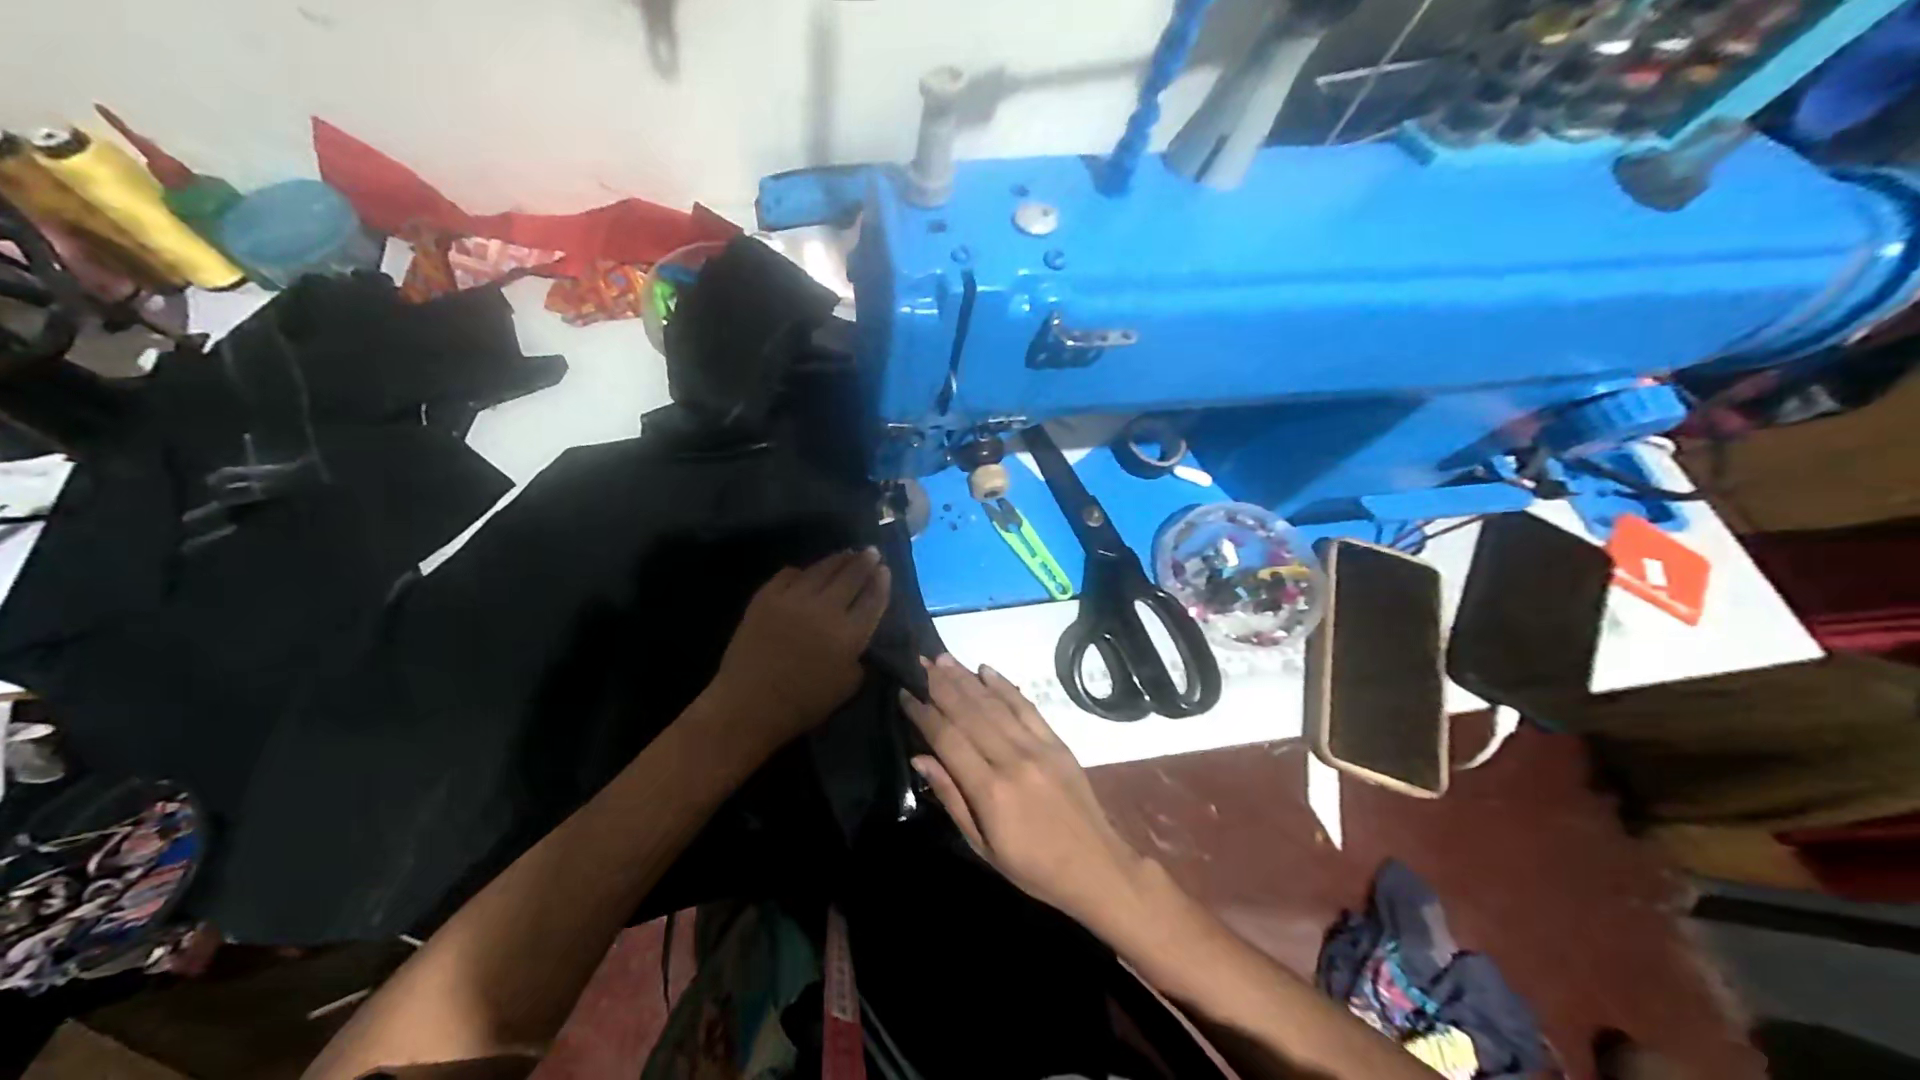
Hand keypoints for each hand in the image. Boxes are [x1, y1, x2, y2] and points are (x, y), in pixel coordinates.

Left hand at [709, 548, 891, 752]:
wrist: (749, 705)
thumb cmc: (803, 704)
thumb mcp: (847, 686)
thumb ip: (859, 656)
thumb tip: (859, 635)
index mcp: (849, 635)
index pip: (873, 599)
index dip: (881, 582)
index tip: (885, 569)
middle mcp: (825, 609)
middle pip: (852, 576)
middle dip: (865, 561)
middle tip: (871, 552)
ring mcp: (794, 599)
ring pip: (822, 569)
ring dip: (838, 559)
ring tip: (847, 554)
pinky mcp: (766, 597)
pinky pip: (789, 574)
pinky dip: (803, 571)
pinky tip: (807, 572)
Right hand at [900, 656, 1152, 927]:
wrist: (1095, 868)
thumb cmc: (1031, 868)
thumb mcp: (982, 846)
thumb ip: (952, 798)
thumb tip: (920, 758)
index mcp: (990, 790)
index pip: (948, 738)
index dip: (923, 713)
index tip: (905, 692)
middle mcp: (1012, 759)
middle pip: (969, 713)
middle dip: (940, 684)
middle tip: (918, 661)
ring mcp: (1038, 747)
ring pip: (995, 704)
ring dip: (967, 678)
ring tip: (943, 659)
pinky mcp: (1057, 742)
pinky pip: (1027, 707)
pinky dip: (1005, 686)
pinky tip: (986, 670)